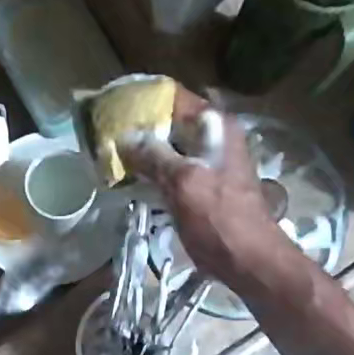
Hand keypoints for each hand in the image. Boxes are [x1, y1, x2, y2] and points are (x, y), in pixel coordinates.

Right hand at [121, 89, 291, 282]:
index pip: (172, 95)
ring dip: (142, 151)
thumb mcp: (183, 182)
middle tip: (104, 133)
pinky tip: (130, 179)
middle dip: (137, 126)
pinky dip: (152, 170)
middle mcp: (214, 136)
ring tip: (110, 155)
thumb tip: (124, 137)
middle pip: (169, 120)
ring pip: (169, 145)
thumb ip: (153, 155)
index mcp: (215, 125)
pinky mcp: (204, 184)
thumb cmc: (219, 219)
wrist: (249, 259)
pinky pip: (173, 168)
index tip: (110, 105)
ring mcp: (210, 161)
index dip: (140, 98)